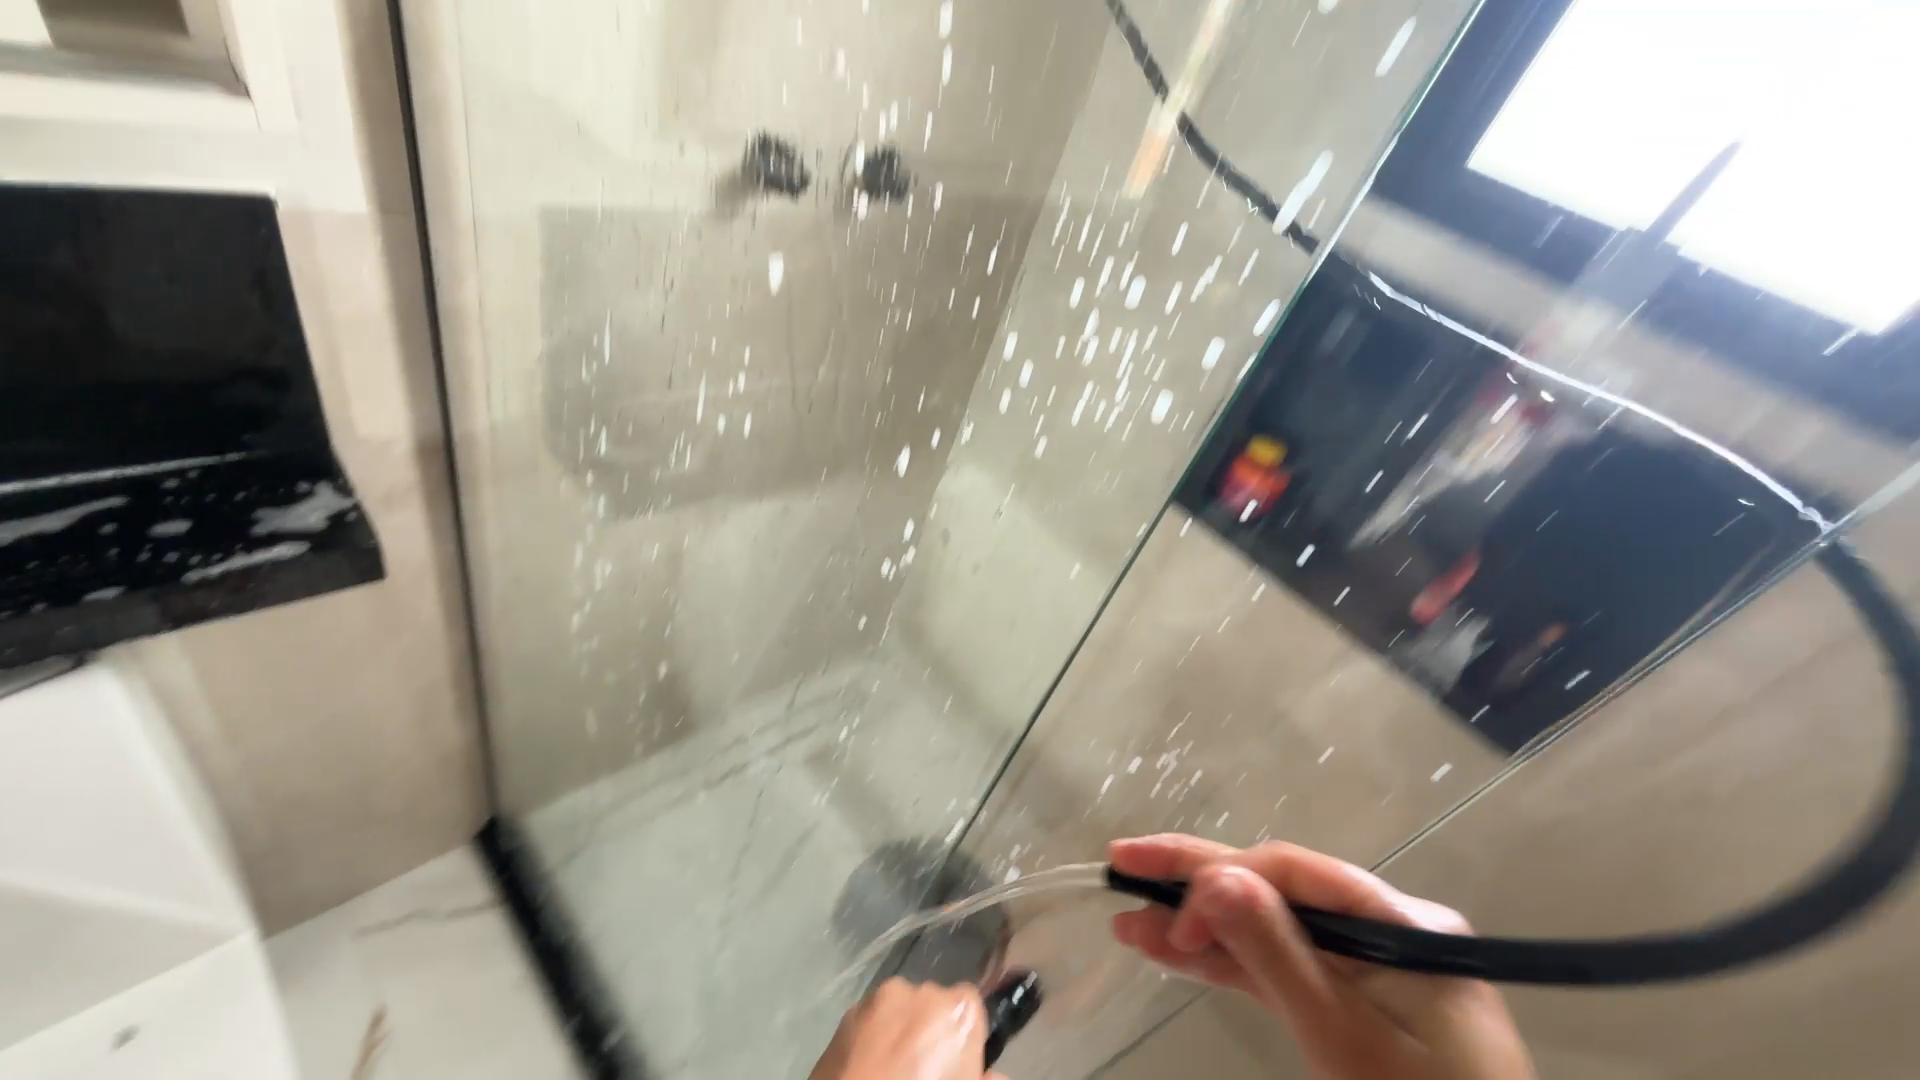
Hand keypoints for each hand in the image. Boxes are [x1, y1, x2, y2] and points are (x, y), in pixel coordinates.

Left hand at [809, 978, 991, 1079]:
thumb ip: (988, 1079)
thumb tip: (995, 1077)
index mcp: (959, 1010)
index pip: (971, 1004)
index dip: (964, 1034)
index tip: (956, 1062)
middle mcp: (921, 991)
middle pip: (933, 1004)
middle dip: (929, 1030)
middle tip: (924, 1070)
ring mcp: (881, 997)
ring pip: (900, 1009)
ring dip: (899, 1031)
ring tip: (892, 1071)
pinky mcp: (848, 1012)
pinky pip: (871, 1019)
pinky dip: (872, 1037)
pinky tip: (868, 1069)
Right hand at [1109, 835, 1533, 1079]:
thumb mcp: (1346, 1038)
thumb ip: (1278, 954)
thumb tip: (1215, 876)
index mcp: (1397, 919)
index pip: (1290, 873)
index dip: (1220, 880)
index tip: (1168, 919)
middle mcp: (1380, 926)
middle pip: (1274, 889)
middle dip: (1194, 881)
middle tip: (1121, 862)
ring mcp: (1366, 964)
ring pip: (1268, 930)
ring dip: (1200, 928)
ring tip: (1130, 923)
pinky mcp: (1352, 999)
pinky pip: (1281, 968)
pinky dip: (1229, 964)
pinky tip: (1174, 953)